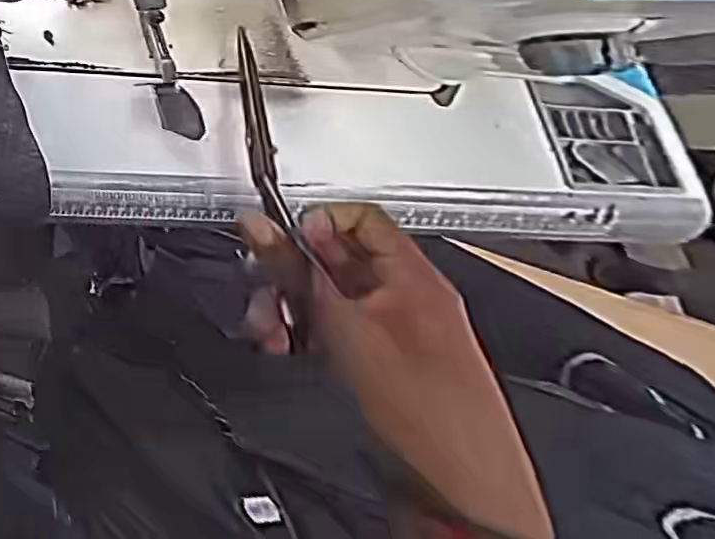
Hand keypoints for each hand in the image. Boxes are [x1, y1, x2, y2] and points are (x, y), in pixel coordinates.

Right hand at [241, 205, 553, 538]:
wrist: (457, 496)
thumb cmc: (422, 413)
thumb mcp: (338, 324)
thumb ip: (293, 269)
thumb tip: (258, 223)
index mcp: (413, 279)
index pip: (358, 217)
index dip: (313, 220)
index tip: (279, 239)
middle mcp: (404, 300)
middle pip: (330, 258)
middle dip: (287, 274)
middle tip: (267, 293)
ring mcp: (390, 332)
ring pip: (321, 295)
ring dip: (285, 308)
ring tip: (272, 332)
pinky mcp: (376, 361)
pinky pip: (327, 328)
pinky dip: (299, 334)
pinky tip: (286, 350)